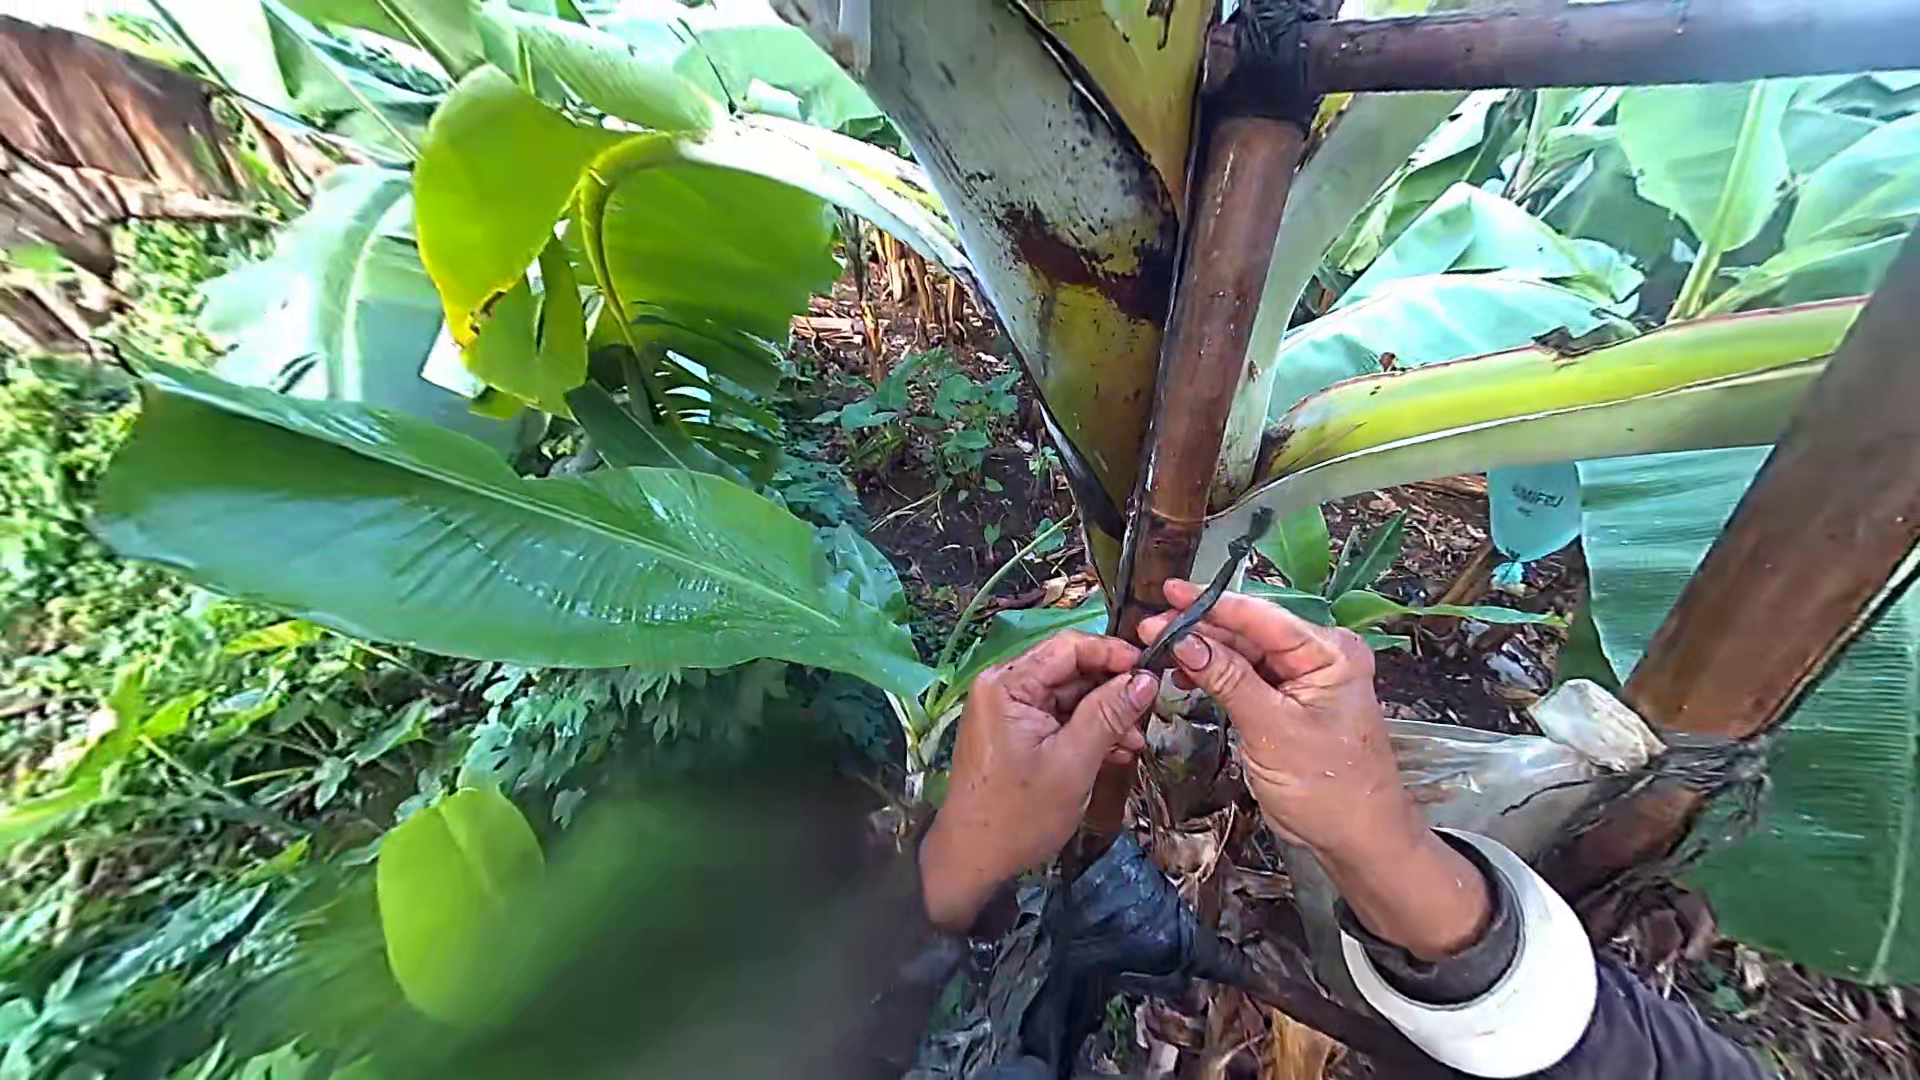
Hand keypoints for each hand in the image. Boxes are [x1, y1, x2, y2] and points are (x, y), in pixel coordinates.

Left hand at [920, 631, 1159, 931]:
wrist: (974, 858)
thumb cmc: (1020, 813)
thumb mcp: (1073, 762)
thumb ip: (1109, 715)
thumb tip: (1147, 679)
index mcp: (1007, 683)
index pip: (1067, 647)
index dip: (1112, 653)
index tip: (1150, 669)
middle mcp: (1003, 684)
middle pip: (1068, 669)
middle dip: (1110, 689)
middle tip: (1148, 711)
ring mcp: (1007, 706)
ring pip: (1067, 693)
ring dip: (1103, 713)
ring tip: (1135, 742)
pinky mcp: (1014, 727)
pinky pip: (1057, 714)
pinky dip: (1086, 729)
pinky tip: (1115, 750)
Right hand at [1138, 580, 1488, 958]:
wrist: (1357, 841)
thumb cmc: (1326, 786)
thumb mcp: (1272, 728)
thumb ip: (1227, 678)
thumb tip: (1181, 640)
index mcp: (1327, 651)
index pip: (1259, 616)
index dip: (1209, 603)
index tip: (1167, 592)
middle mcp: (1314, 654)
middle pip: (1244, 630)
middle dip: (1196, 628)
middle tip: (1149, 628)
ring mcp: (1297, 675)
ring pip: (1236, 650)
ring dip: (1197, 650)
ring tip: (1156, 649)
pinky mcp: (1280, 695)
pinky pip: (1239, 672)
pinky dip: (1209, 672)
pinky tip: (1181, 675)